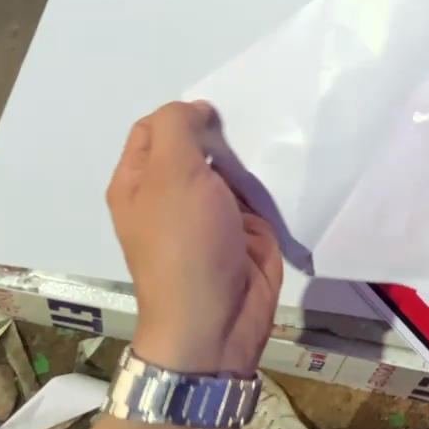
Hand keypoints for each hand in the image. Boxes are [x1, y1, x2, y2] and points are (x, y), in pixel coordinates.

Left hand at [107, 101, 282, 373]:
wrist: (218, 319)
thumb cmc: (185, 245)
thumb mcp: (170, 176)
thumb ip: (177, 128)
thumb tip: (196, 109)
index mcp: (139, 181)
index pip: (155, 127)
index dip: (182, 114)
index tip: (215, 117)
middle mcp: (171, 193)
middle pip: (196, 143)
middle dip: (222, 129)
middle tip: (252, 120)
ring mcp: (210, 211)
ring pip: (230, 164)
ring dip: (250, 151)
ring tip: (277, 132)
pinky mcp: (244, 225)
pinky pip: (257, 189)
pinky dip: (270, 176)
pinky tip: (289, 160)